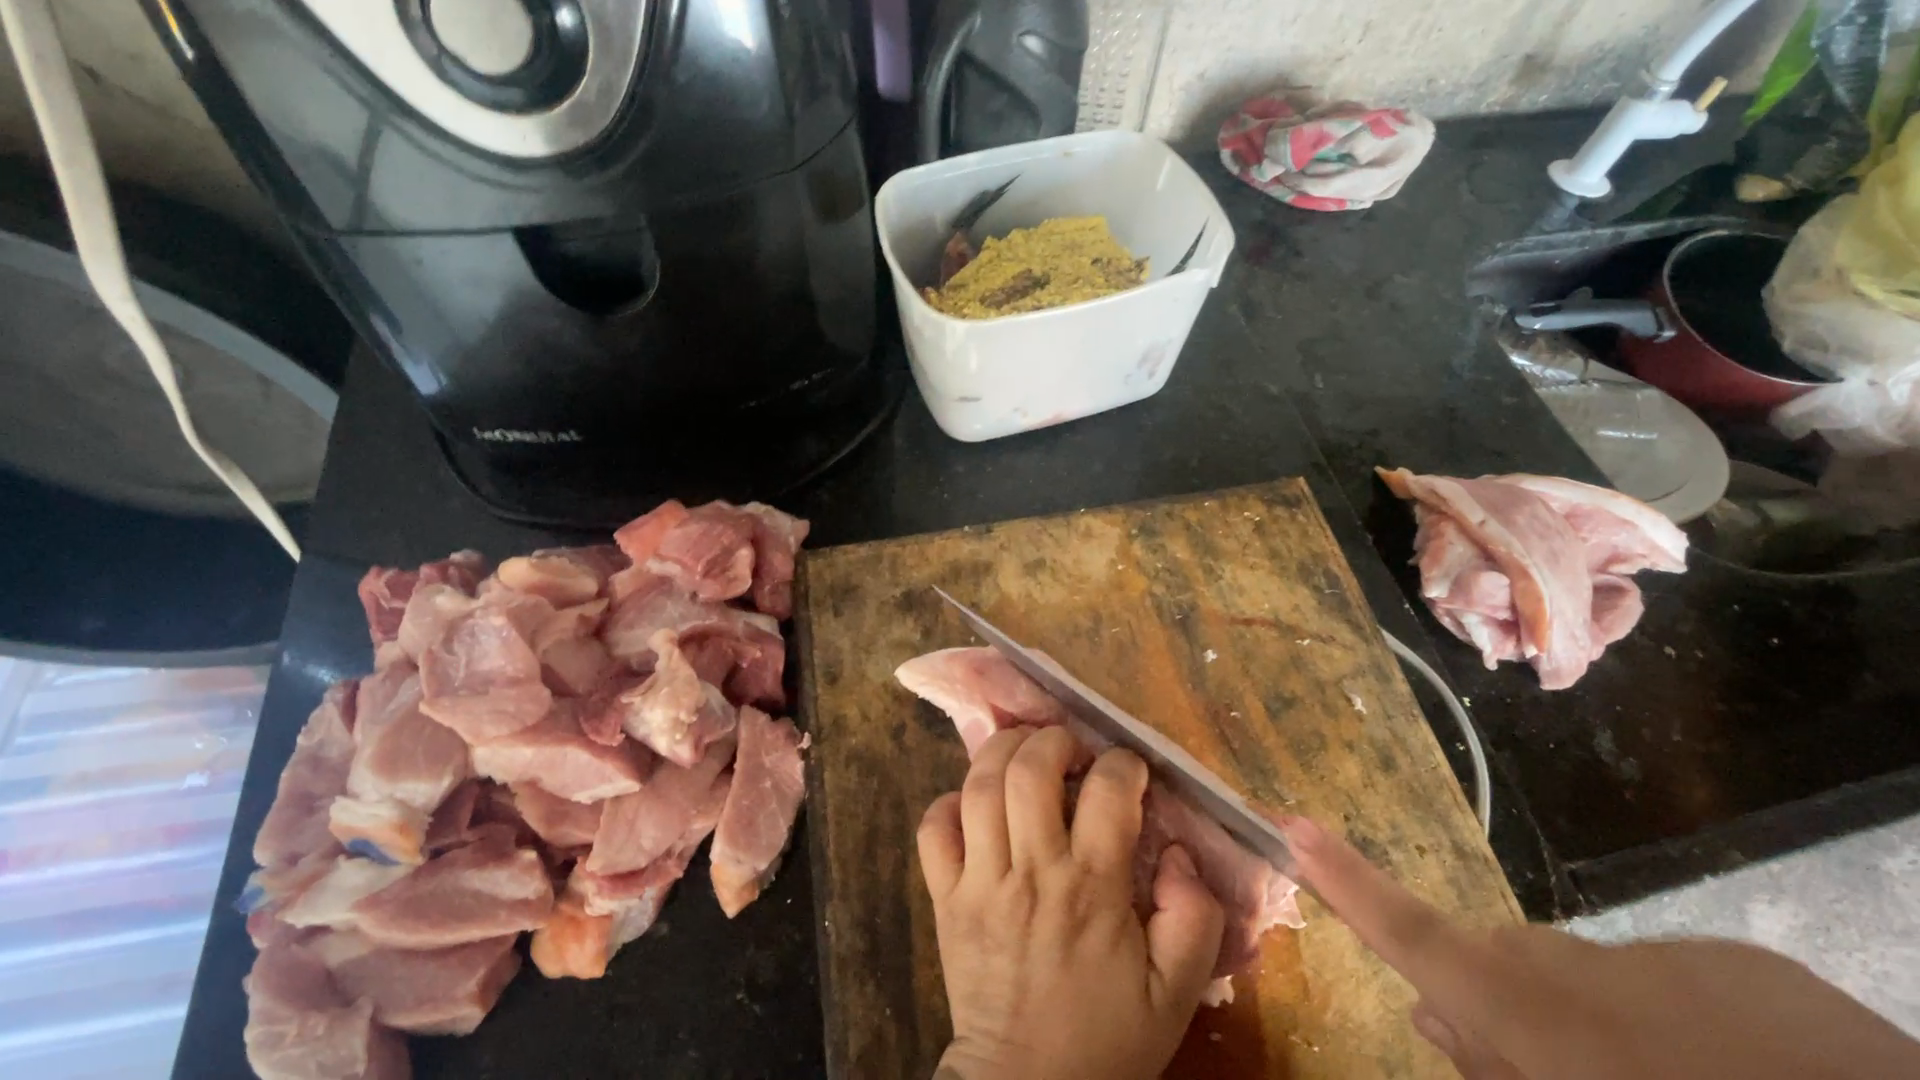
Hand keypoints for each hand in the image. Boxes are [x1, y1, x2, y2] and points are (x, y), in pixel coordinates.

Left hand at [917, 726, 1224, 1079]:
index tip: (1131, 771)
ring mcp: (980, 883)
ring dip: (1001, 753)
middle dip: (1053, 740)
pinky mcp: (945, 899)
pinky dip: (948, 803)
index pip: (1108, 792)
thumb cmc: (1108, 1037)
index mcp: (1093, 890)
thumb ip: (1194, 915)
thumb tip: (1177, 851)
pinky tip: (975, 804)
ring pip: (979, 788)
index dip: (1124, 765)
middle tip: (1071, 749)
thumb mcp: (1178, 990)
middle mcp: (1032, 873)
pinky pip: (932, 830)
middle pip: (1029, 772)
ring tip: (1024, 753)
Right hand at [1277, 815, 1919, 1078]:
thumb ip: (1486, 1062)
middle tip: (1518, 1062)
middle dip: (1494, 998)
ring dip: (1585, 1019)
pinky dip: (1662, 1019)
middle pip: (1501, 960)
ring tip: (1638, 1076)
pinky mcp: (1743, 964)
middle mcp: (1583, 963)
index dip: (1343, 880)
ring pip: (1584, 972)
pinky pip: (1664, 980)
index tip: (1290, 823)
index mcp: (1535, 1014)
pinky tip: (1715, 1071)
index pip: (1412, 934)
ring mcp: (1667, 956)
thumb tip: (1430, 1016)